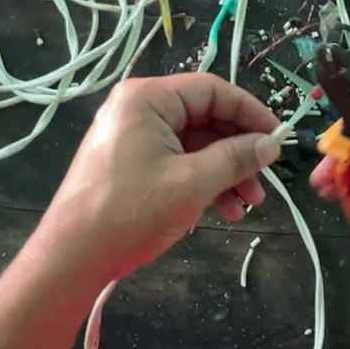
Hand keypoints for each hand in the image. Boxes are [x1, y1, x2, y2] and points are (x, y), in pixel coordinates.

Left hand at [35, 74, 281, 283]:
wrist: (71, 258)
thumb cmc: (131, 212)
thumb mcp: (192, 183)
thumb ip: (236, 158)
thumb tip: (271, 144)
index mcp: (148, 98)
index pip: (213, 90)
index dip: (250, 112)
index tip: (278, 139)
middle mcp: (139, 108)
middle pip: (205, 117)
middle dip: (239, 151)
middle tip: (264, 180)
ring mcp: (133, 135)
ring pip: (195, 143)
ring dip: (225, 171)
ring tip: (248, 204)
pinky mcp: (131, 161)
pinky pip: (178, 160)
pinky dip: (203, 181)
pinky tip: (224, 210)